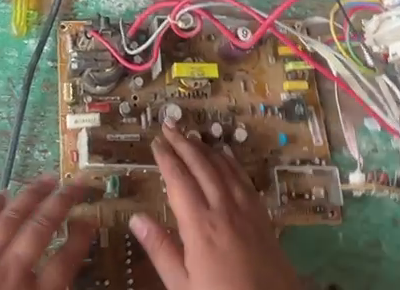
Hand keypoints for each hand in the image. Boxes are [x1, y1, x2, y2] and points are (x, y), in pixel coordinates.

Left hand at [0, 177, 96, 289]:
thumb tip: (61, 281)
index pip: (65, 262)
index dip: (80, 239)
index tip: (90, 220)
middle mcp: (10, 273)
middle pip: (41, 229)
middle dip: (62, 203)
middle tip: (77, 184)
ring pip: (10, 219)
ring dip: (31, 196)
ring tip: (47, 180)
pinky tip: (1, 195)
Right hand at [130, 125, 299, 289]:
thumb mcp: (183, 286)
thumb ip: (161, 250)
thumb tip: (136, 218)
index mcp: (200, 226)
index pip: (178, 180)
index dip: (166, 158)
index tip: (155, 141)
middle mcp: (223, 209)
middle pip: (201, 165)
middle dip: (183, 143)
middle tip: (169, 126)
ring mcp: (247, 211)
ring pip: (223, 167)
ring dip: (205, 148)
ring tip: (191, 135)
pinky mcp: (263, 217)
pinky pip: (244, 179)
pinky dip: (232, 161)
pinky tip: (226, 153)